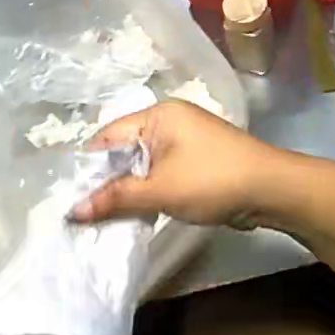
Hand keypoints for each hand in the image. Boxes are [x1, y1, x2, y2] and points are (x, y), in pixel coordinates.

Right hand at [72, 101, 293, 229]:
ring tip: (99, 220)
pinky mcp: (194, 160)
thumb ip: (116, 198)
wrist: (269, 188)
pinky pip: (160, 172)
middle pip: (124, 150)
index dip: (88, 168)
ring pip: (142, 164)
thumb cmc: (212, 180)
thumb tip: (72, 211)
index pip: (109, 136)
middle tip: (78, 214)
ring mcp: (184, 140)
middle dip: (105, 180)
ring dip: (126, 189)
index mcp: (159, 115)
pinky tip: (132, 214)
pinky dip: (147, 190)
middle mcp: (169, 121)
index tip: (65, 199)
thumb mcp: (160, 190)